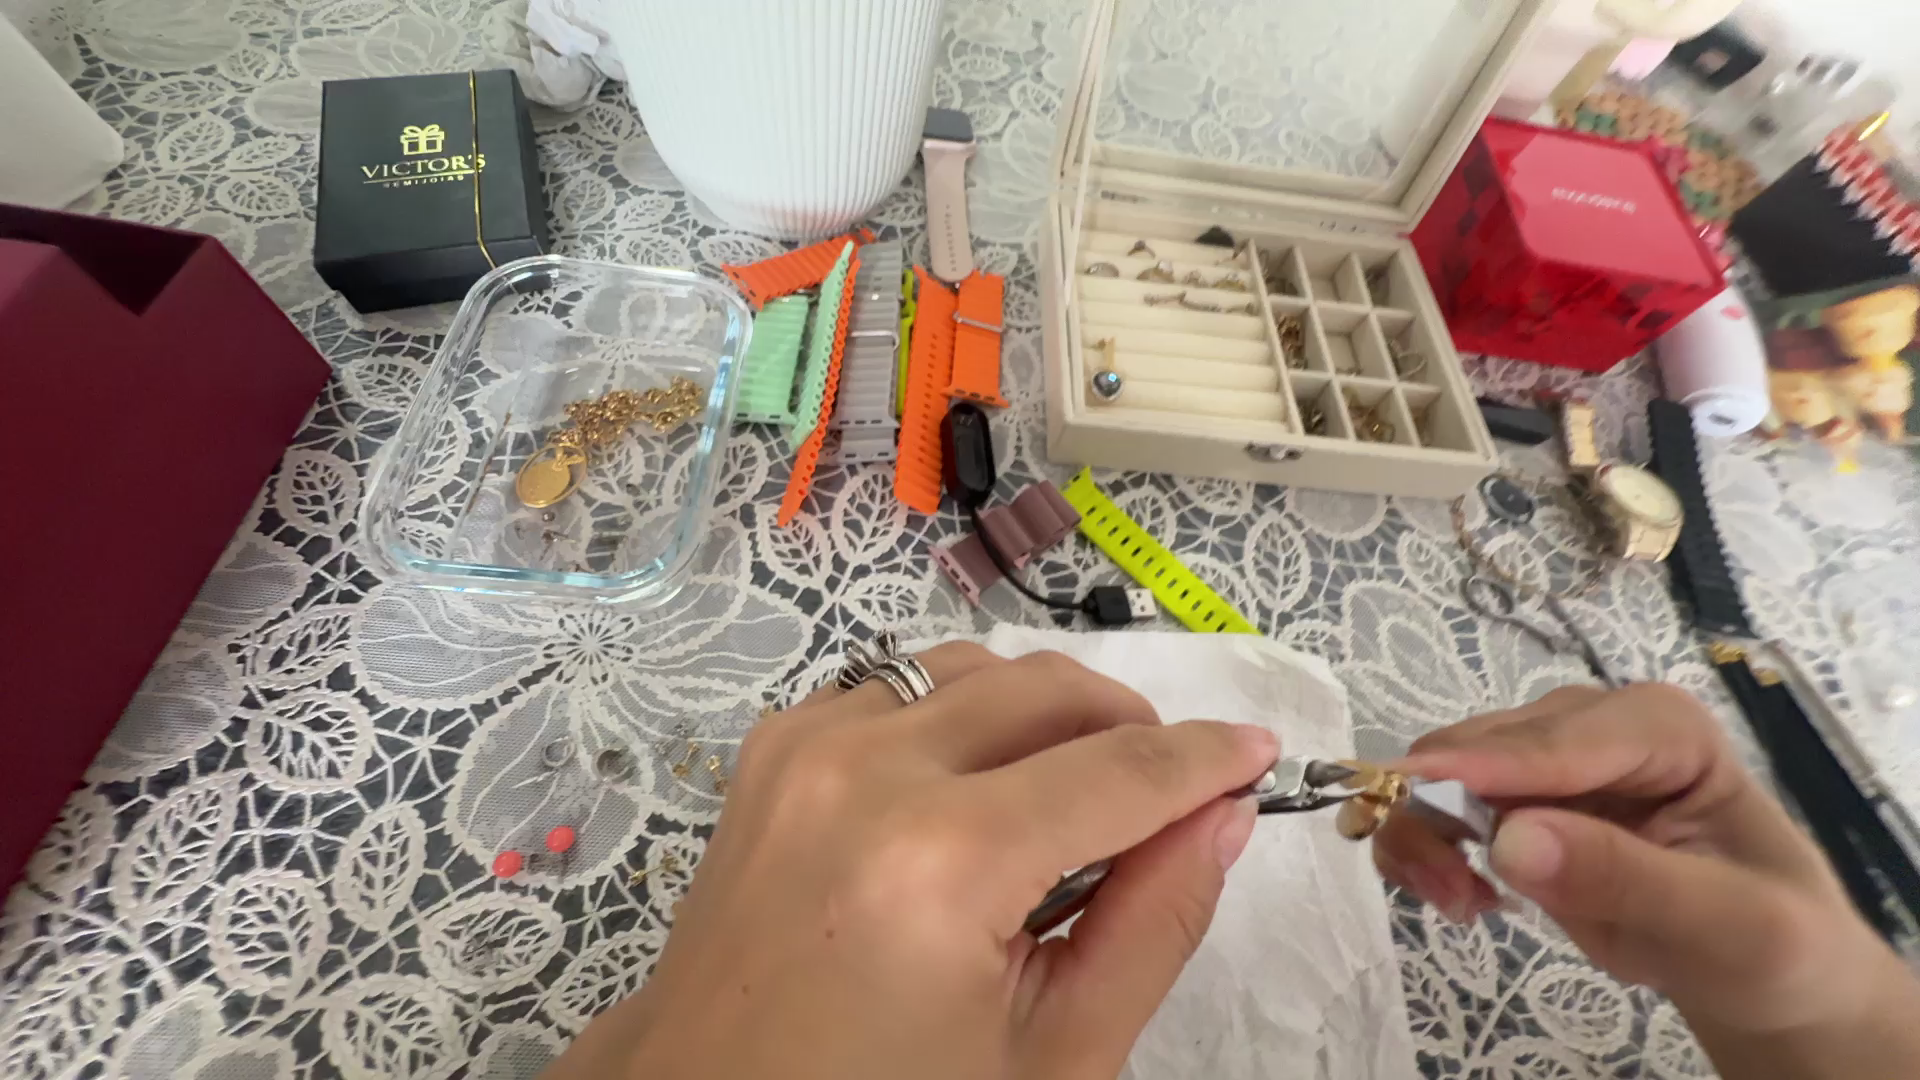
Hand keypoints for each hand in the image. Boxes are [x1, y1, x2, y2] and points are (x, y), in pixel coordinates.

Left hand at [543, 644, 1275, 1079]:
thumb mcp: (1055, 1052)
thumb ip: (1153, 917)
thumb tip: (1218, 812)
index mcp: (943, 862)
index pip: (1114, 771)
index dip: (1201, 757)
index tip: (1252, 750)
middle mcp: (868, 769)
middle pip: (1045, 688)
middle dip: (1126, 721)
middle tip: (1158, 779)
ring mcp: (810, 739)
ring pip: (975, 666)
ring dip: (1040, 708)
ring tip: (1058, 779)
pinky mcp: (779, 738)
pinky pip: (901, 681)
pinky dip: (958, 710)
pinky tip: (964, 774)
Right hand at [1373, 684, 1916, 1044]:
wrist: (1752, 971)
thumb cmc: (1777, 947)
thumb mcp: (1739, 930)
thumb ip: (1631, 880)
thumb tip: (1509, 840)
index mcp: (1656, 726)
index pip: (1550, 744)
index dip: (1477, 770)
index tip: (1410, 795)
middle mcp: (1579, 721)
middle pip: (1470, 749)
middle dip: (1439, 813)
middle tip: (1448, 893)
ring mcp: (1531, 754)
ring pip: (1430, 772)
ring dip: (1421, 834)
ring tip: (1455, 901)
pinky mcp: (1498, 790)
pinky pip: (1425, 804)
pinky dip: (1418, 846)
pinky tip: (1458, 893)